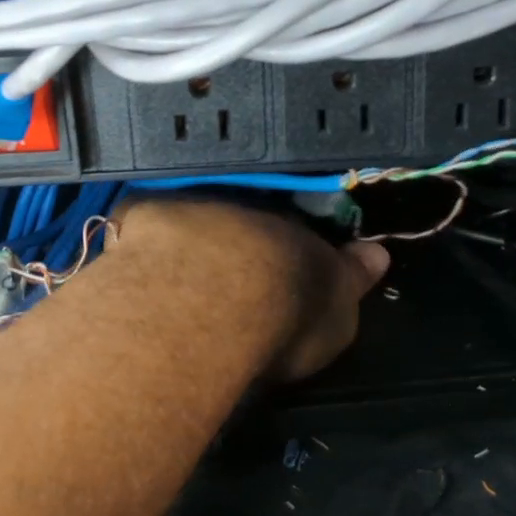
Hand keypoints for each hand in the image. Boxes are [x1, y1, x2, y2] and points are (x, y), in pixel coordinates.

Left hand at [111, 200, 390, 379]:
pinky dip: (143, 241)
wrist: (207, 300)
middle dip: (241, 239)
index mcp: (294, 226)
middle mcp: (244, 205)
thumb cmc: (285, 310)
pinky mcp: (139, 218)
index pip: (301, 229)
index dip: (295, 247)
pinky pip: (144, 227)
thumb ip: (353, 277)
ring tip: (184, 274)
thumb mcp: (337, 308)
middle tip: (232, 270)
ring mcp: (190, 206)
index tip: (288, 264)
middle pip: (245, 219)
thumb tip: (378, 253)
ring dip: (193, 238)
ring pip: (196, 218)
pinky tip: (138, 266)